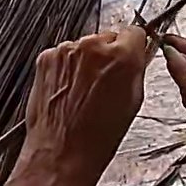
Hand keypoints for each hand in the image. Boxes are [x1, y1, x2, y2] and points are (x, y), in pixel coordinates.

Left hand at [0, 25, 151, 185]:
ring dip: (87, 62)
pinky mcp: (47, 58)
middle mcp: (93, 48)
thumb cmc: (97, 136)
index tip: (132, 52)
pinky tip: (71, 92)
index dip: (134, 45)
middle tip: (107, 82)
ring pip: (84, 46)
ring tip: (86, 92)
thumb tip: (138, 55)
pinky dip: (68, 68)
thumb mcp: (134, 101)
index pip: (134, 31)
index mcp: (121, 56)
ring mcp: (67, 51)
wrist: (61, 153)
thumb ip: (136, 70)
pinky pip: (65, 56)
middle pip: (108, 37)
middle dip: (109, 55)